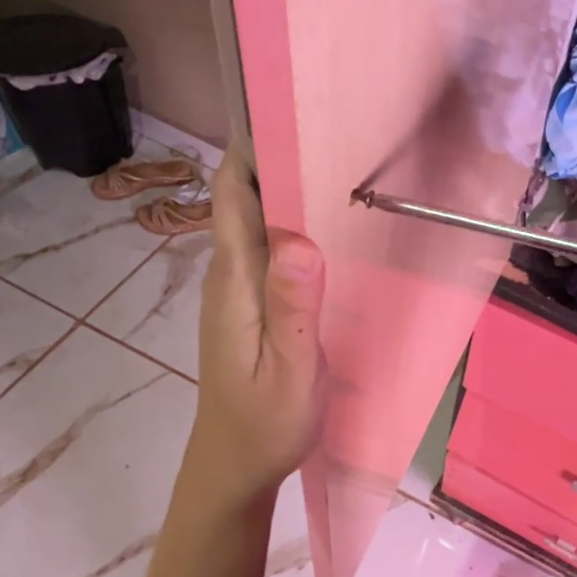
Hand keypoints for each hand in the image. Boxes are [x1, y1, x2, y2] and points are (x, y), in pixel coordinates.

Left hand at [186, 144, 325, 498]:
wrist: (234, 464)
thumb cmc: (265, 424)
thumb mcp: (290, 372)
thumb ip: (294, 309)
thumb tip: (299, 239)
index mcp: (235, 282)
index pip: (233, 195)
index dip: (255, 148)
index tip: (296, 112)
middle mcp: (229, 274)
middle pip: (246, 199)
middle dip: (283, 160)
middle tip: (343, 137)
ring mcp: (237, 289)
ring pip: (259, 222)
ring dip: (293, 194)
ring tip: (347, 173)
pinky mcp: (250, 304)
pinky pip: (269, 249)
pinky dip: (296, 228)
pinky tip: (333, 233)